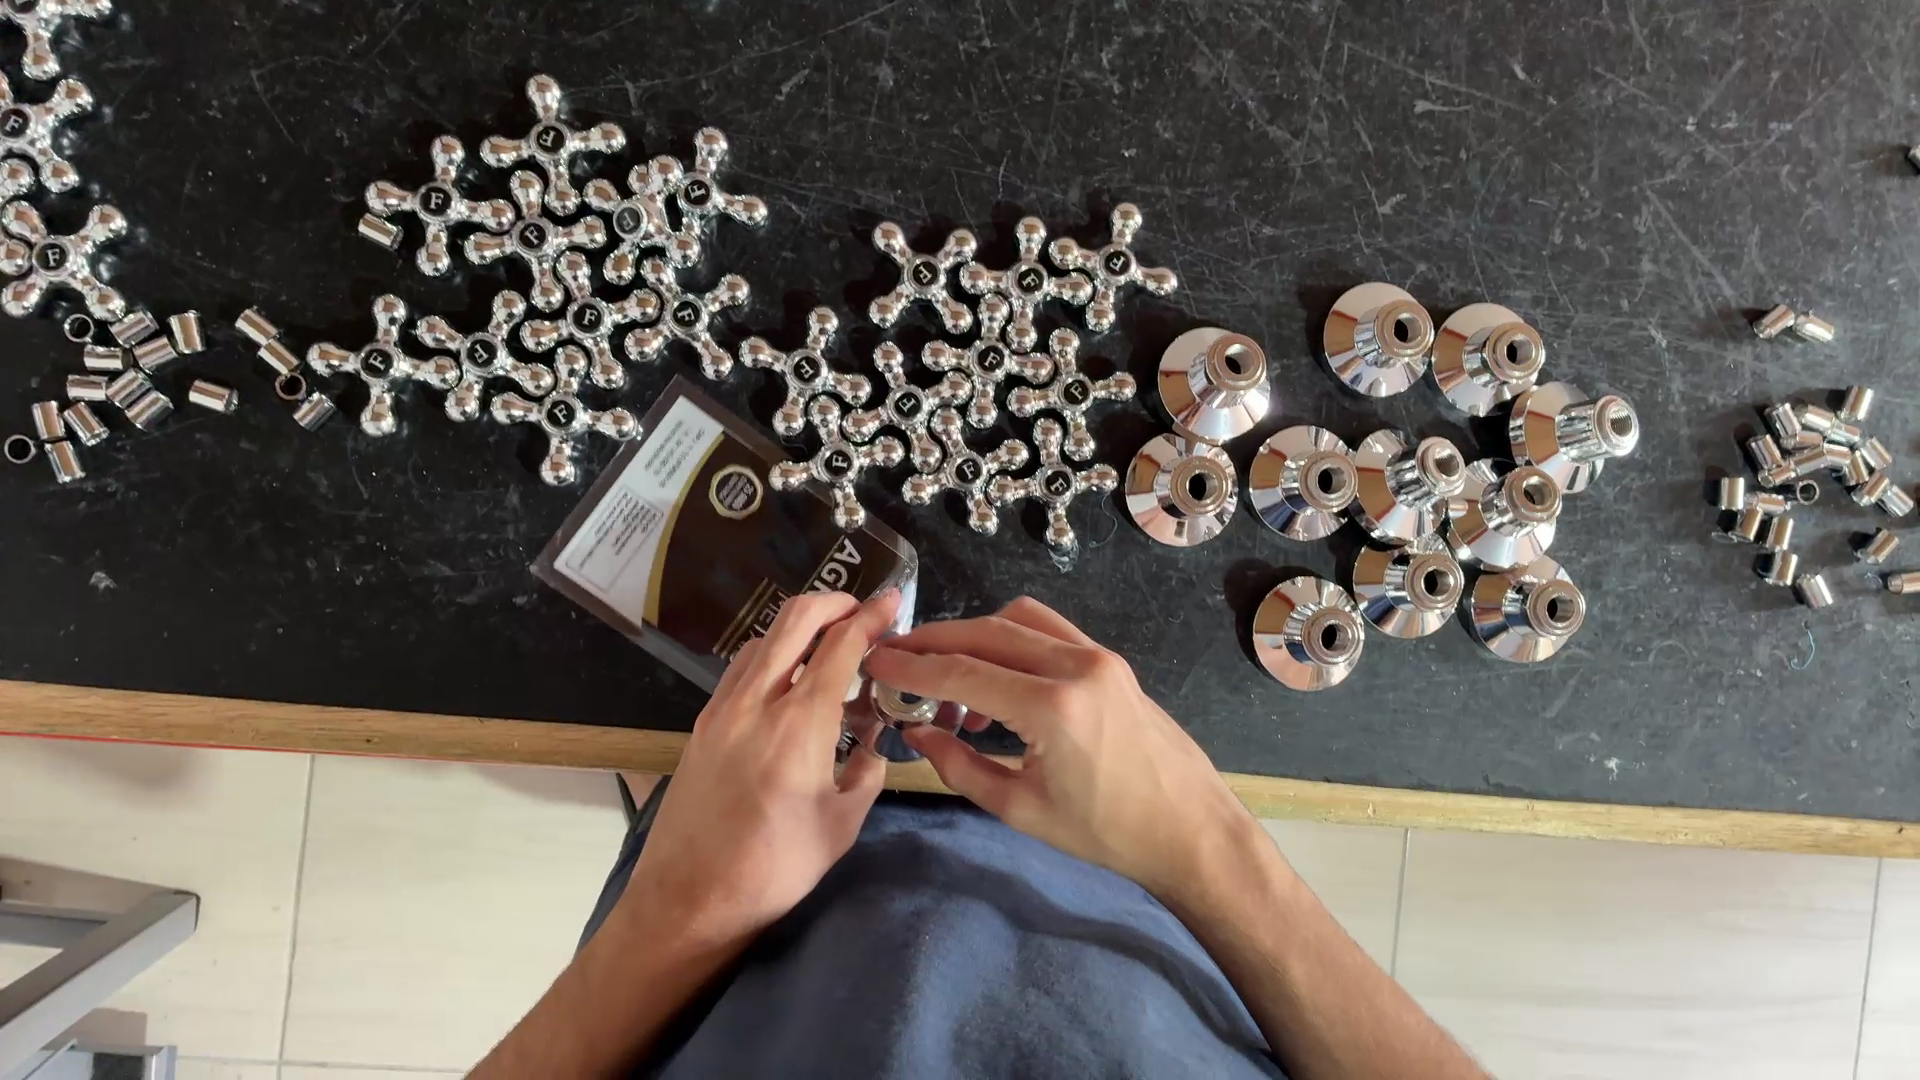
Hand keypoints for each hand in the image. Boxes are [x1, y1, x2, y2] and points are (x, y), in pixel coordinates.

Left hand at [616, 590, 898, 946]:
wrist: (686, 901)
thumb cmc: (774, 867)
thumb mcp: (841, 824)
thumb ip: (867, 773)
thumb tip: (872, 746)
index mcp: (799, 723)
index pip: (841, 645)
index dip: (871, 616)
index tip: (892, 600)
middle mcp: (757, 700)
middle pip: (795, 619)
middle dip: (834, 602)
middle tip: (861, 611)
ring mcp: (722, 708)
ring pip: (763, 638)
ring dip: (800, 626)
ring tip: (828, 643)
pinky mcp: (702, 724)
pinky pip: (742, 667)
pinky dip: (772, 654)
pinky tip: (788, 679)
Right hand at [865, 596, 1256, 904]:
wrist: (1189, 827)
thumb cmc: (1105, 832)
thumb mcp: (1021, 809)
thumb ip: (959, 765)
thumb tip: (916, 730)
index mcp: (1053, 707)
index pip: (964, 672)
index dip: (912, 667)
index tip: (875, 662)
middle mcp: (1076, 665)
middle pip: (986, 632)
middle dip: (934, 641)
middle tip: (896, 654)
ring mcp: (1098, 655)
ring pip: (1017, 618)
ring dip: (972, 634)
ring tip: (941, 669)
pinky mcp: (1109, 657)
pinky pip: (1047, 629)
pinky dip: (1009, 636)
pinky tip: (993, 672)